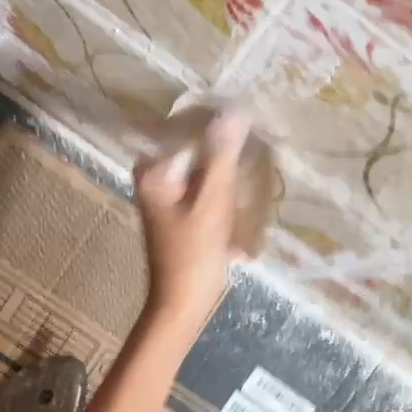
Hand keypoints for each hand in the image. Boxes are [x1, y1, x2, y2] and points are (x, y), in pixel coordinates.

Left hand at [133, 112, 251, 319]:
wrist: (182, 305)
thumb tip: (236, 106)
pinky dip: (223, 192)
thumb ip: (222, 153)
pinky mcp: (181, 213)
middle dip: (226, 147)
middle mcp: (154, 179)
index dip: (219, 120)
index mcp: (153, 171)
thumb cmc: (193, 255)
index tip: (251, 113)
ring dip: (228, 171)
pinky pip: (206, 189)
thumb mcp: (211, 201)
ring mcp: (167, 197)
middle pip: (196, 147)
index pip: (187, 126)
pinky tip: (241, 198)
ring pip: (204, 168)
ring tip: (254, 165)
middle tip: (258, 136)